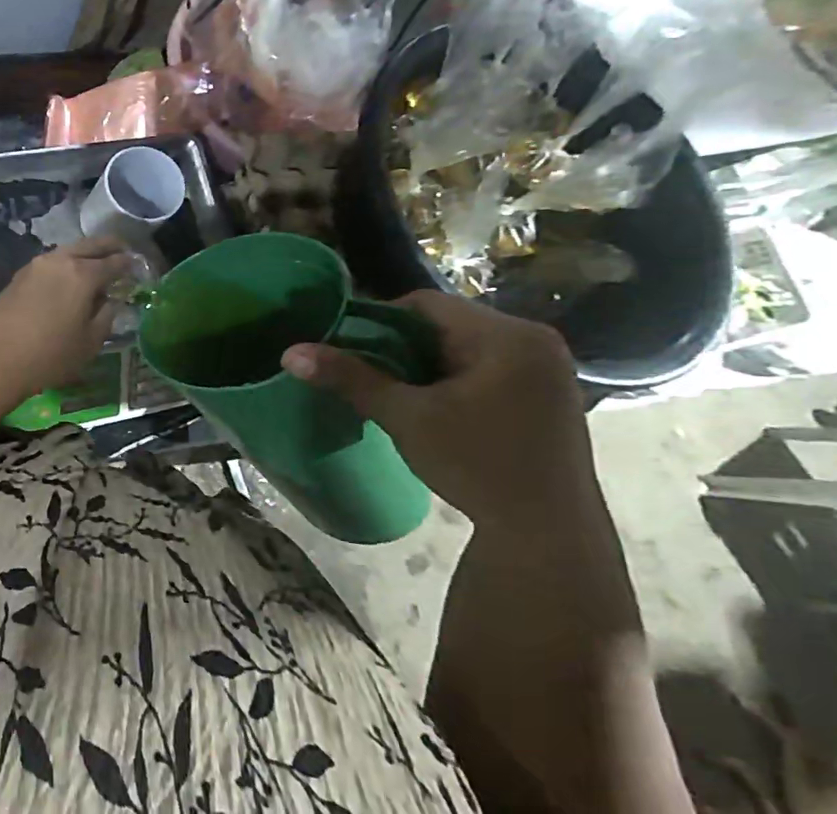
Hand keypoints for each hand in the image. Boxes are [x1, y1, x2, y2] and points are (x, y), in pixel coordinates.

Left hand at [0, 237, 136, 396]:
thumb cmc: (50, 355)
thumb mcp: (90, 342)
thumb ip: (105, 315)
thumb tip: (107, 300)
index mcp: (82, 274)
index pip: (114, 261)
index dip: (129, 263)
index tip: (138, 266)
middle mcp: (59, 261)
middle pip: (90, 246)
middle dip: (109, 247)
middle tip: (122, 252)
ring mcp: (34, 266)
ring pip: (67, 252)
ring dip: (83, 255)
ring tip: (94, 268)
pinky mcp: (17, 277)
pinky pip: (49, 264)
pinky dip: (63, 266)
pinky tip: (66, 280)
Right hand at [280, 290, 599, 540]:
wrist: (546, 533)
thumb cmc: (477, 464)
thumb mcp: (405, 416)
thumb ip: (350, 378)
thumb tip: (290, 352)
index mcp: (508, 336)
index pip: (424, 303)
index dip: (378, 321)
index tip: (351, 353)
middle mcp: (534, 340)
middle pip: (444, 324)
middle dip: (400, 347)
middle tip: (370, 377)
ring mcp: (546, 368)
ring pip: (460, 346)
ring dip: (423, 364)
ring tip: (397, 394)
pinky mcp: (545, 393)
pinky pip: (482, 366)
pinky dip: (449, 379)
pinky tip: (433, 408)